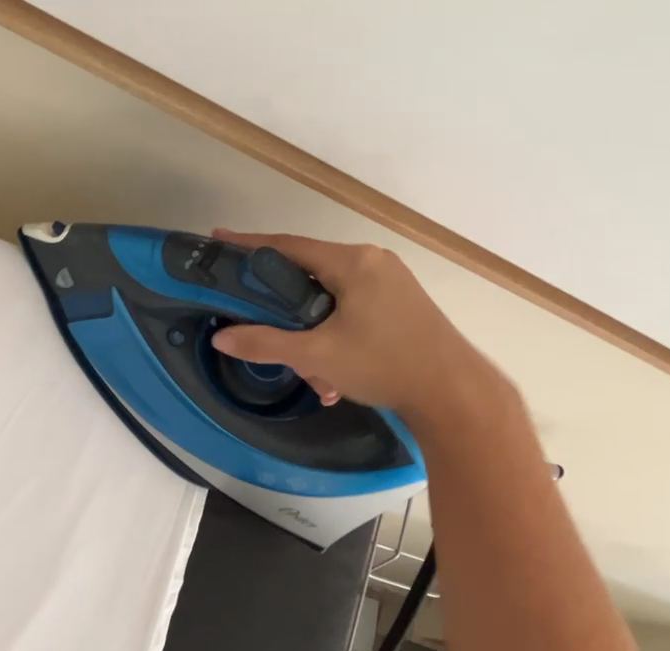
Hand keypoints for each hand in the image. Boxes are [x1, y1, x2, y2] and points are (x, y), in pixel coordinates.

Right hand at [208, 228, 504, 419]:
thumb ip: (264, 344)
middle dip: (279, 309)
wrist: (450, 391)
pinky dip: (328, 337)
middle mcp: (372, 262)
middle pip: (305, 275)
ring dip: (306, 335)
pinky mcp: (396, 303)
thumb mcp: (315, 356)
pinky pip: (346, 311)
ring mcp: (388, 282)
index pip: (288, 247)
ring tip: (304, 372)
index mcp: (353, 262)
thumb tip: (221, 338)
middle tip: (251, 328)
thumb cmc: (383, 364)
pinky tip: (327, 375)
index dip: (249, 245)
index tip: (218, 240)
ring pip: (325, 299)